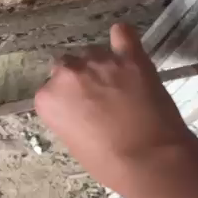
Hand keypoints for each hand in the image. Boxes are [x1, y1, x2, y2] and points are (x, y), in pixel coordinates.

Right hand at [33, 23, 197, 184]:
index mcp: (48, 98)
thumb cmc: (108, 162)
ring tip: (117, 83)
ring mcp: (99, 63)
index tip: (79, 111)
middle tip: (97, 98)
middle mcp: (68, 74)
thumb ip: (68, 114)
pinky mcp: (131, 58)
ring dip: (100, 65)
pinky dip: (121, 37)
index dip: (67, 100)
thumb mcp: (72, 140)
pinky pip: (122, 35)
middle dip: (79, 79)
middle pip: (66, 66)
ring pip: (92, 53)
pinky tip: (122, 39)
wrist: (150, 160)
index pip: (50, 90)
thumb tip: (80, 105)